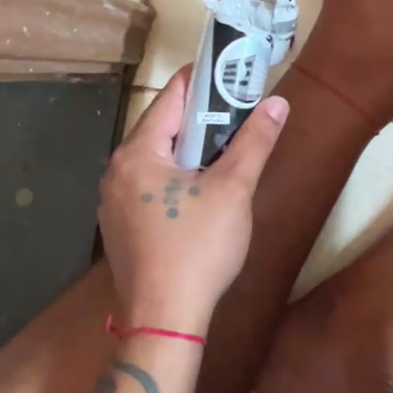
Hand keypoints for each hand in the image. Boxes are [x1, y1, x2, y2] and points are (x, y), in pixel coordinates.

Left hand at [99, 67, 288, 334]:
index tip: (235, 72)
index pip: (171, 97)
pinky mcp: (121, 227)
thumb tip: (278, 102)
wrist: (165, 320)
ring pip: (157, 157)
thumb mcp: (234, 189)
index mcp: (138, 154)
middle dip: (202, 116)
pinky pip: (151, 183)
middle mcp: (117, 171)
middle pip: (163, 126)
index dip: (204, 80)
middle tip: (241, 110)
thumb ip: (255, 141)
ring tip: (229, 146)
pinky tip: (204, 188)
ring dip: (191, 147)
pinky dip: (178, 174)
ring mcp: (114, 202)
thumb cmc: (198, 247)